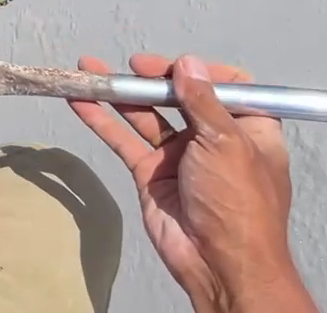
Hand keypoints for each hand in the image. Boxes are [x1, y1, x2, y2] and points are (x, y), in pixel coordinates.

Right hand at [69, 54, 316, 312]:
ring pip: (144, 114)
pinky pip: (121, 137)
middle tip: (135, 67)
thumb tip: (188, 63)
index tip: (181, 68)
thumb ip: (202, 102)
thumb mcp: (227, 145)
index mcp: (248, 134)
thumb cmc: (236, 201)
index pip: (230, 91)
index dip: (206, 74)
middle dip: (155, 79)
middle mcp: (212, 140)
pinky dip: (99, 117)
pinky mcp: (148, 170)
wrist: (219, 263)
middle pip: (180, 98)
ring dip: (119, 92)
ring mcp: (178, 156)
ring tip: (89, 68)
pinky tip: (78, 98)